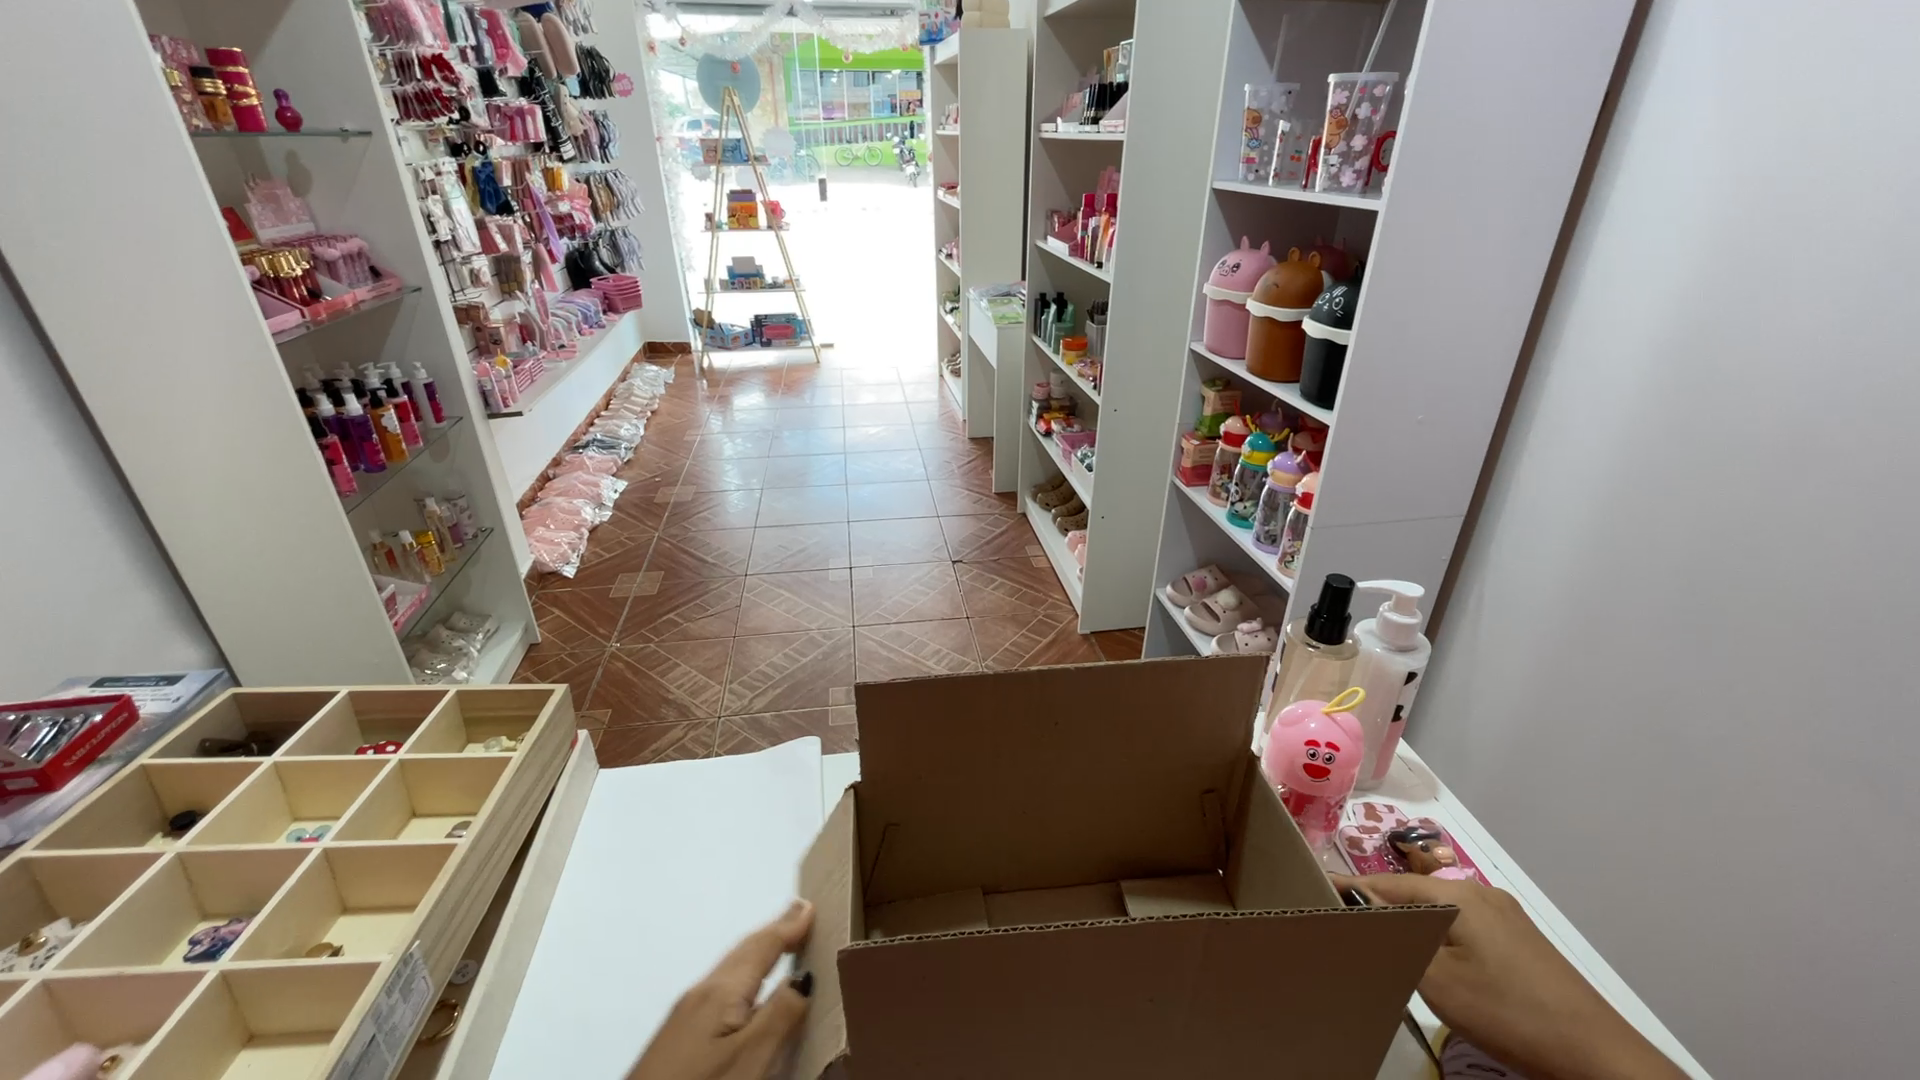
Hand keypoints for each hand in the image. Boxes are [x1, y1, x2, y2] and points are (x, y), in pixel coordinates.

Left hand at [628, 899, 814, 1079]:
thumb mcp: (750, 1060)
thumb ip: (780, 1016)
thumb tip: (803, 975)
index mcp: (721, 992)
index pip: (762, 947)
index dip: (788, 927)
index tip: (810, 905)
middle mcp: (701, 993)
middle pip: (743, 952)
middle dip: (773, 932)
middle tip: (798, 914)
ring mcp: (685, 1015)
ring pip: (731, 970)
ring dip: (758, 952)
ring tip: (779, 944)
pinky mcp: (678, 1037)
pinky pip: (722, 987)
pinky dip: (744, 975)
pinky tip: (746, 992)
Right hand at [1331, 874, 1685, 1079]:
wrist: (1598, 1059)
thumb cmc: (1507, 1012)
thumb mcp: (1434, 977)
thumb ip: (1390, 933)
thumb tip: (1353, 898)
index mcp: (1457, 894)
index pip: (1385, 883)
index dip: (1347, 889)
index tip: (1311, 892)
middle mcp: (1480, 894)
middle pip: (1411, 894)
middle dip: (1375, 906)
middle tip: (1338, 921)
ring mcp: (1506, 918)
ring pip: (1437, 912)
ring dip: (1405, 924)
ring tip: (1375, 941)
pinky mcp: (1520, 943)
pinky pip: (1460, 928)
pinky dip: (1434, 937)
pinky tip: (1426, 960)